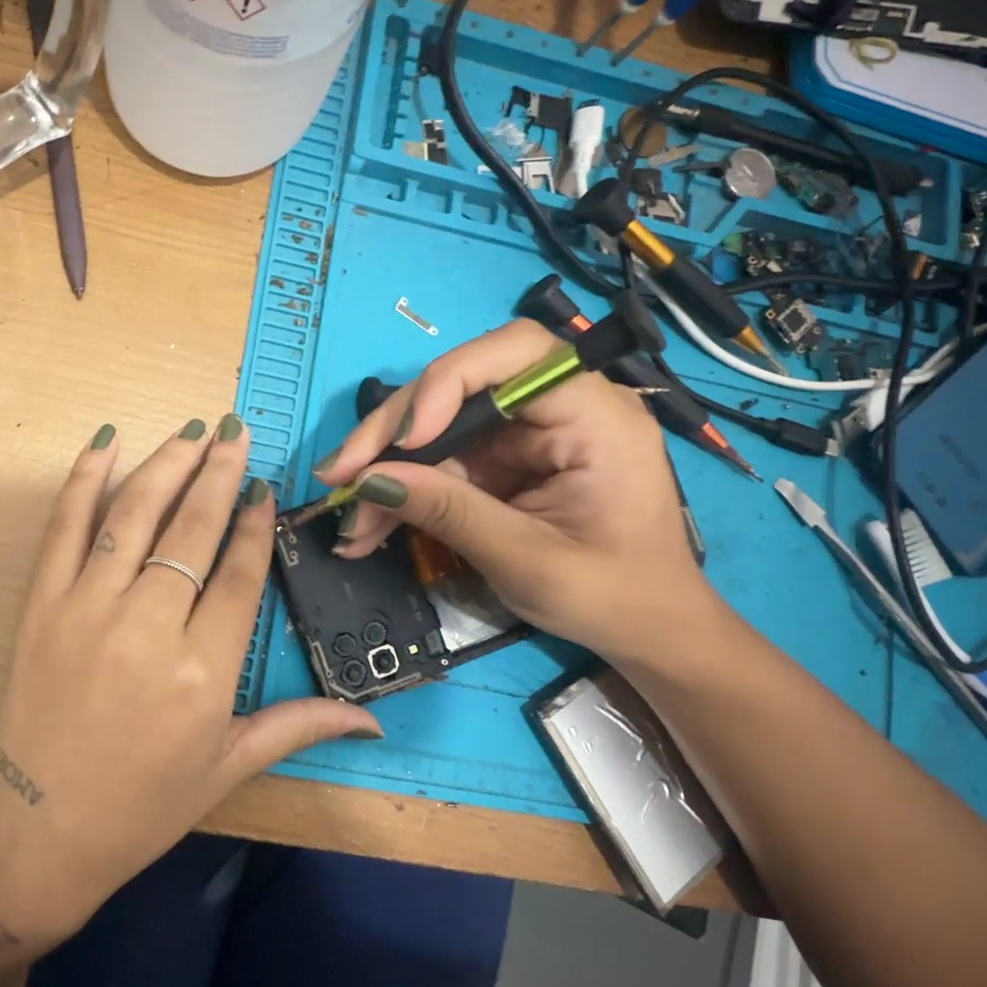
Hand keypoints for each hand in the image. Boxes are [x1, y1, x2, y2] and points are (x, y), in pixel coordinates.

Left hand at [0, 417, 381, 950]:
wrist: (43, 831)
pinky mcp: (40, 606)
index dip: (255, 524)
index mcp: (204, 671)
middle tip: (237, 432)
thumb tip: (373, 718)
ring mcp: (87, 610)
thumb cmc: (143, 807)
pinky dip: (83, 480)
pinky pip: (62, 528)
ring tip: (192, 431)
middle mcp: (148, 628)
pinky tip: (105, 443)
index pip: (239, 573)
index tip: (265, 489)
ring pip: (132, 515)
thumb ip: (298, 726)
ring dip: (165, 464)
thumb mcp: (228, 768)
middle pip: (192, 530)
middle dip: (219, 473)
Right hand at [316, 319, 719, 660]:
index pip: (517, 354)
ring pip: (439, 428)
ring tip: (348, 520)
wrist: (647, 632)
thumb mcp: (526, 560)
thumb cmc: (610, 597)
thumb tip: (367, 482)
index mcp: (596, 416)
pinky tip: (369, 527)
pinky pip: (442, 463)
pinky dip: (403, 492)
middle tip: (338, 477)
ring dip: (387, 471)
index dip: (449, 382)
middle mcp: (560, 409)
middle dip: (393, 433)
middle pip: (461, 386)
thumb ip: (449, 512)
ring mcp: (528, 435)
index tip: (405, 440)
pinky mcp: (505, 462)